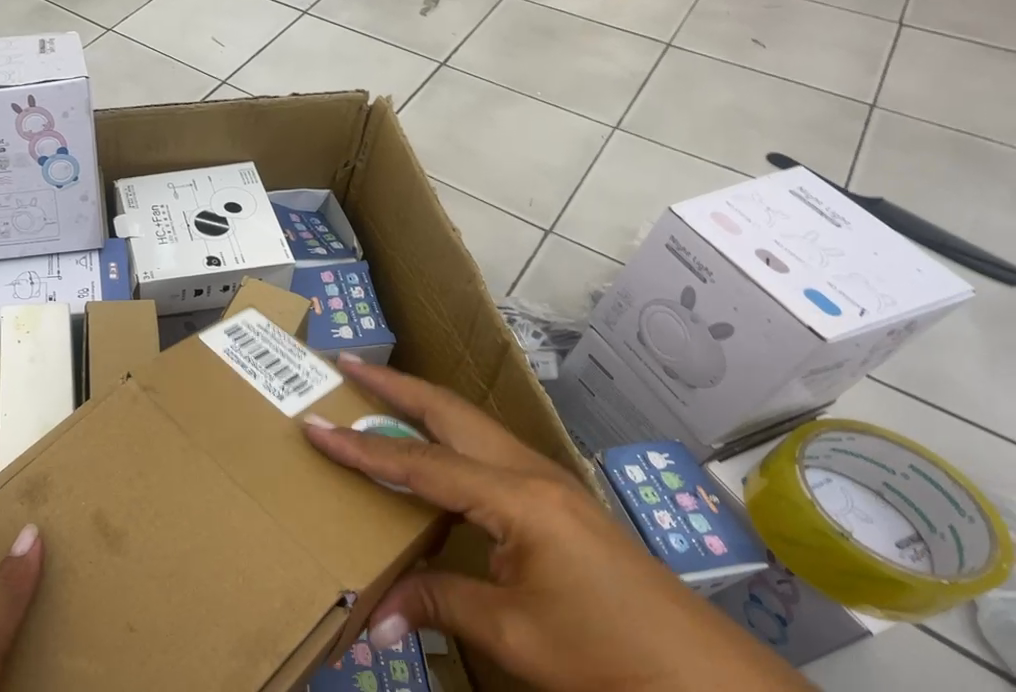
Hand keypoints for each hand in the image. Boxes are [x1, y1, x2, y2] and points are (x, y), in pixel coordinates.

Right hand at [304, 358, 809, 691]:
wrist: (713, 683)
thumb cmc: (610, 654)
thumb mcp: (513, 634)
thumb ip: (437, 605)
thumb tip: (371, 619)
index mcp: (516, 498)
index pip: (419, 463)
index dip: (361, 448)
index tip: (312, 425)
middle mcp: (531, 475)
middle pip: (450, 414)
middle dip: (395, 386)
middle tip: (345, 365)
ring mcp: (551, 486)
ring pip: (472, 428)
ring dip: (422, 408)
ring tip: (377, 396)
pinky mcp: (560, 506)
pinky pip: (488, 455)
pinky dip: (447, 441)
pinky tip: (434, 457)